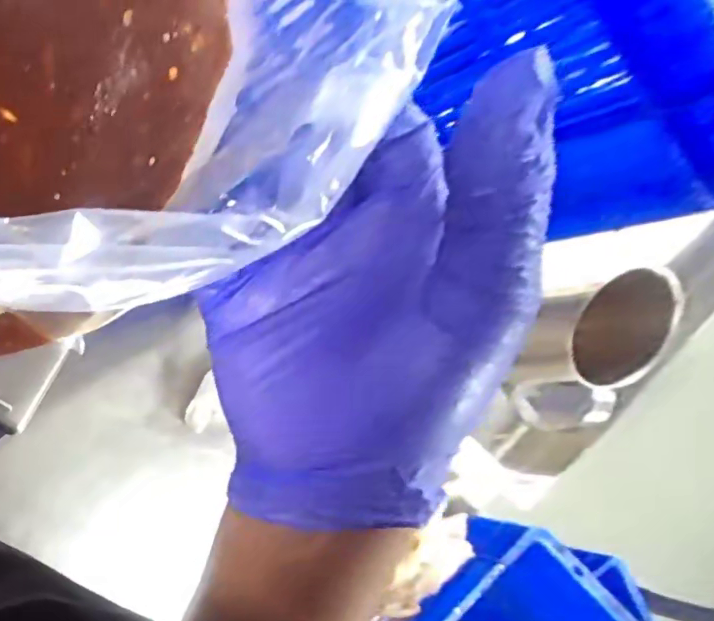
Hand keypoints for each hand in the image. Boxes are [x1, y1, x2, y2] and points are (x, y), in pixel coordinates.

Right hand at [195, 50, 558, 530]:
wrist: (324, 475)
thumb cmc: (413, 391)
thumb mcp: (485, 285)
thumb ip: (496, 188)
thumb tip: (518, 68)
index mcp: (423, 215)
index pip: (391, 127)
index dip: (364, 94)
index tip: (334, 53)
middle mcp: (347, 227)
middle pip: (316, 147)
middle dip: (293, 115)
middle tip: (263, 72)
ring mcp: (280, 260)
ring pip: (261, 183)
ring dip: (245, 150)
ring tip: (221, 108)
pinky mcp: (229, 295)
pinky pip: (215, 235)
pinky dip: (206, 204)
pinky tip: (195, 172)